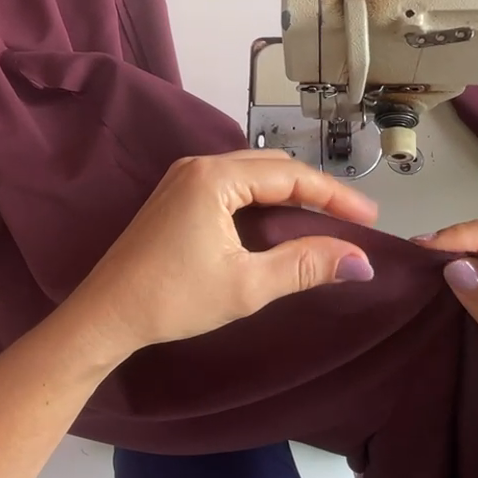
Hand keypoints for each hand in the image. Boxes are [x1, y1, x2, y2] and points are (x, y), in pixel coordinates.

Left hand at [61, 151, 378, 358]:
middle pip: (271, 166)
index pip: (289, 175)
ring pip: (251, 172)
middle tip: (352, 220)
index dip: (335, 195)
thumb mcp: (247, 285)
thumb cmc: (174, 298)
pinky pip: (231, 183)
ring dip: (288, 191)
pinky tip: (278, 220)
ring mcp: (182, 177)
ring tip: (324, 219)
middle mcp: (198, 165)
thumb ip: (306, 265)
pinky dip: (262, 197)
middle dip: (314, 190)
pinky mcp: (175, 194)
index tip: (371, 218)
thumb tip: (360, 261)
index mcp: (214, 177)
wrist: (106, 312)